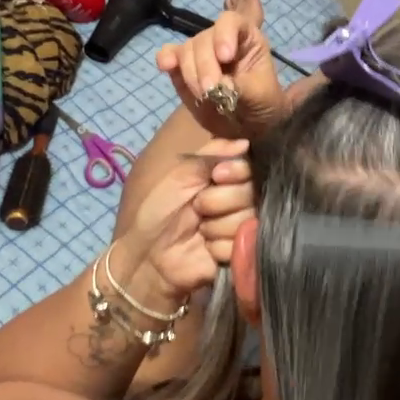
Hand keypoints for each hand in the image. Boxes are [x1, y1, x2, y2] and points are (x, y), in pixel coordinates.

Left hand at [115, 138, 249, 297]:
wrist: (146, 256)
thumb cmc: (159, 209)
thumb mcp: (180, 173)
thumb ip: (213, 154)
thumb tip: (246, 143)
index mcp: (227, 176)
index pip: (252, 165)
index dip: (238, 171)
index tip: (217, 177)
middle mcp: (240, 199)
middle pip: (253, 192)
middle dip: (221, 200)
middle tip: (198, 209)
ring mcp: (243, 226)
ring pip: (248, 219)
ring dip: (217, 225)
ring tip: (200, 230)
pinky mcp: (242, 252)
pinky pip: (243, 243)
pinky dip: (219, 246)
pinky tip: (206, 248)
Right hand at [155, 12, 285, 139]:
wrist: (248, 125)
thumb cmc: (263, 104)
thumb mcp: (262, 96)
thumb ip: (242, 87)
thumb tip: (218, 85)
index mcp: (247, 38)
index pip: (232, 21)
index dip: (224, 34)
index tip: (225, 57)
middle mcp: (221, 40)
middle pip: (204, 38)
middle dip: (205, 65)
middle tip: (210, 90)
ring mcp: (200, 54)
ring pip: (186, 49)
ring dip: (190, 72)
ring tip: (203, 95)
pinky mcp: (183, 69)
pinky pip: (169, 55)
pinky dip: (166, 59)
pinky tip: (166, 67)